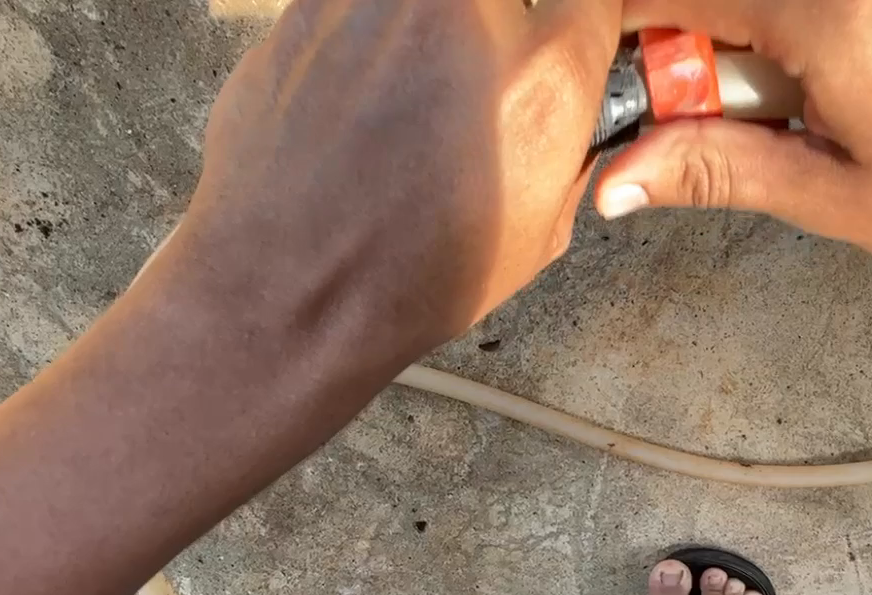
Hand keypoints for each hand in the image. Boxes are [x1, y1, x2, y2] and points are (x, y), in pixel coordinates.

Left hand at [152, 0, 619, 361]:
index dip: (580, 26)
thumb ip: (567, 154)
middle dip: (501, 34)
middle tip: (474, 95)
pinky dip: (372, 47)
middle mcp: (465, 11)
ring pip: (432, 5)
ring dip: (431, 41)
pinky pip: (366, 8)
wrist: (290, 289)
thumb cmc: (409, 283)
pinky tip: (360, 111)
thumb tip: (569, 116)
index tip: (564, 46)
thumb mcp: (535, 238)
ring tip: (405, 113)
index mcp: (538, 80)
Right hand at [594, 0, 871, 297]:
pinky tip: (856, 70)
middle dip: (706, 32)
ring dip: (767, 34)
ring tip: (808, 96)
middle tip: (721, 102)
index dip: (631, 24)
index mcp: (840, 11)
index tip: (622, 72)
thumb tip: (619, 180)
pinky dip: (819, 26)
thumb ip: (719, 169)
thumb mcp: (838, 198)